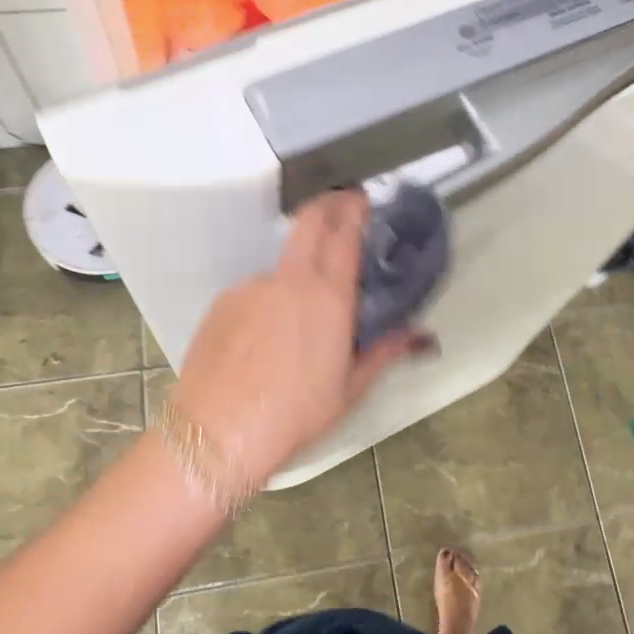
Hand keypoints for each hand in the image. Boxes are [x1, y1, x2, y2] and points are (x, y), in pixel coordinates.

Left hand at [168, 190, 423, 494]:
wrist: (216, 434)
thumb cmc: (294, 416)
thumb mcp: (349, 390)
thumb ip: (383, 351)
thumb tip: (418, 335)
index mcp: (329, 297)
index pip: (346, 233)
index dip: (356, 209)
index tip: (364, 198)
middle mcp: (289, 280)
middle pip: (310, 222)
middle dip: (329, 207)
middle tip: (342, 210)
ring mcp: (250, 287)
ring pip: (282, 266)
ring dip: (297, 276)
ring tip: (299, 321)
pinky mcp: (222, 303)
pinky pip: (254, 292)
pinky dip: (267, 302)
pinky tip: (263, 340)